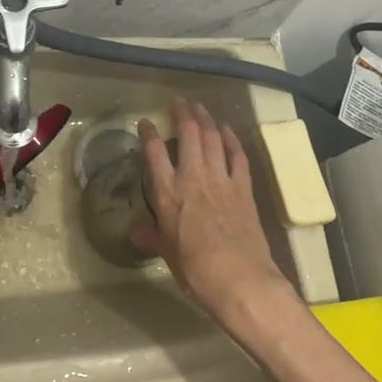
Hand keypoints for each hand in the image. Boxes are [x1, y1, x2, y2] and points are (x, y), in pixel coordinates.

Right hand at [132, 98, 292, 321]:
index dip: (149, 133)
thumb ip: (153, 236)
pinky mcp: (244, 188)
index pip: (154, 152)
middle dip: (182, 114)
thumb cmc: (195, 270)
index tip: (146, 122)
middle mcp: (193, 177)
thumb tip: (137, 232)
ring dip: (206, 119)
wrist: (240, 279)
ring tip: (200, 107)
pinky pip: (237, 156)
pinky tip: (228, 130)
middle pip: (188, 134)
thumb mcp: (168, 253)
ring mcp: (222, 179)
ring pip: (213, 138)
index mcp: (169, 192)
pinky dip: (232, 139)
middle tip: (179, 102)